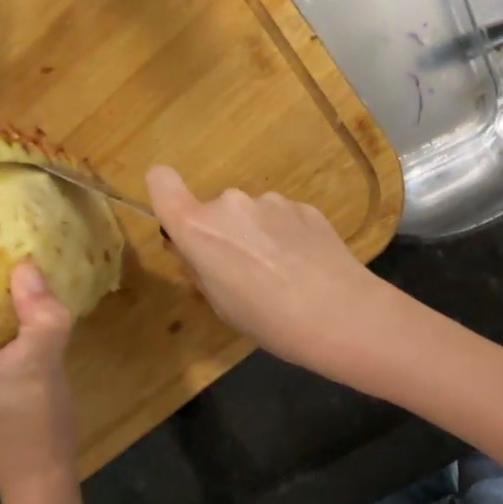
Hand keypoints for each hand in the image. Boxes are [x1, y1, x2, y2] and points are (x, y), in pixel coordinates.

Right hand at [146, 165, 408, 372]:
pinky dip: (290, 237)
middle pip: (215, 210)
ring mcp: (272, 201)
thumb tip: (198, 252)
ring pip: (253, 215)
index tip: (181, 222)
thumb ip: (202, 269)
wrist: (341, 315)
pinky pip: (285, 219)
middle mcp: (231, 203)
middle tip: (247, 275)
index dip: (167, 196)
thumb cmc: (270, 322)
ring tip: (285, 276)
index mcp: (198, 228)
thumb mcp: (222, 306)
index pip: (161, 181)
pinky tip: (309, 268)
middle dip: (226, 235)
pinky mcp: (306, 207)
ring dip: (260, 236)